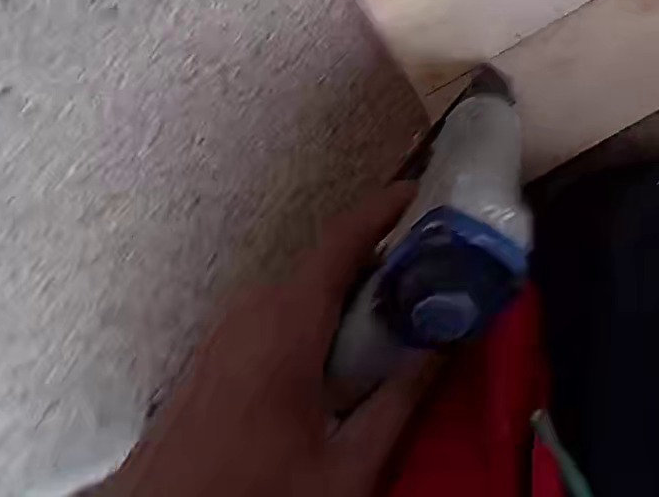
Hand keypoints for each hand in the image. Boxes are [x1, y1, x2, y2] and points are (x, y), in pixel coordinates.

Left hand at [99, 183, 440, 496]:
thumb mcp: (344, 467)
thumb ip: (401, 397)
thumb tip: (449, 340)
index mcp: (288, 321)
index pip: (344, 238)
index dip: (384, 207)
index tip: (419, 191)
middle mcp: (253, 310)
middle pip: (329, 264)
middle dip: (379, 264)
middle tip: (424, 280)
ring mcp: (224, 332)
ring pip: (303, 288)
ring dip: (347, 293)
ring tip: (386, 322)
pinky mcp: (209, 358)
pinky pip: (275, 312)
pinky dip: (315, 315)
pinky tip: (333, 359)